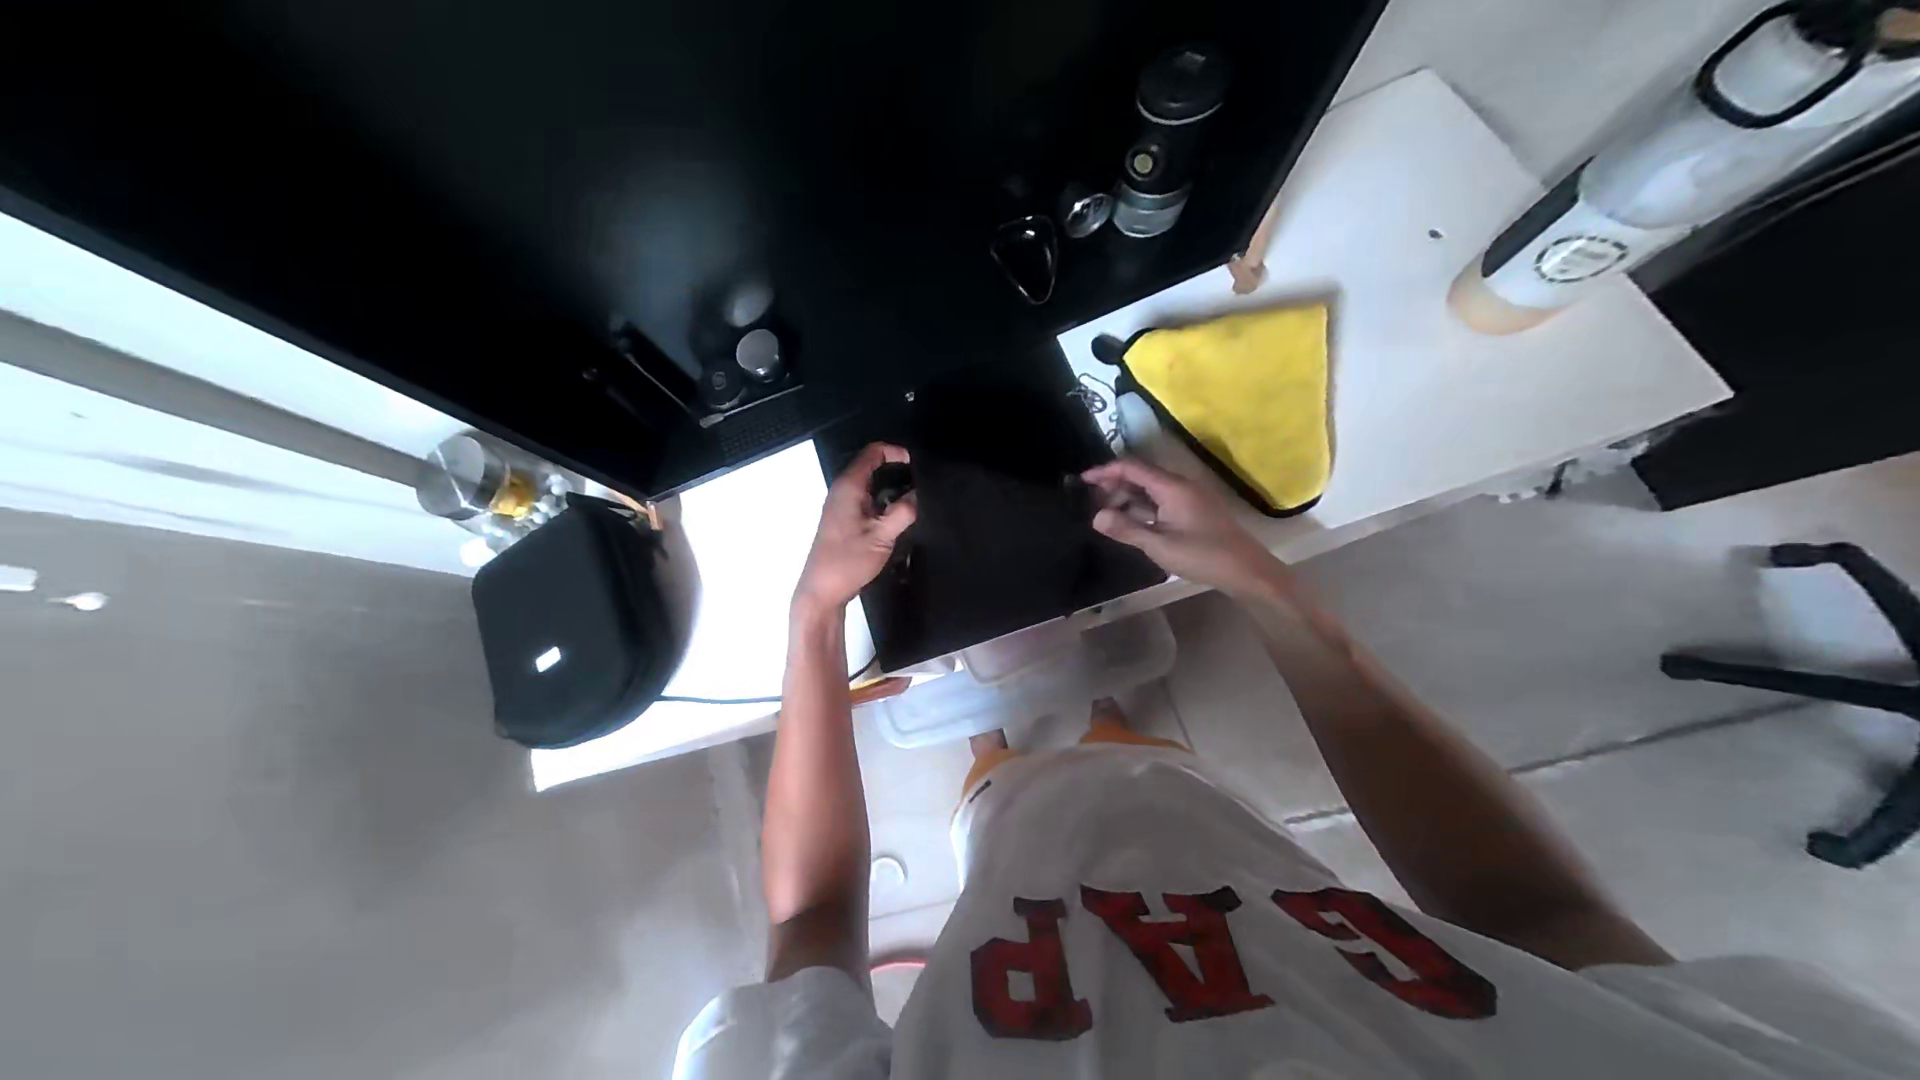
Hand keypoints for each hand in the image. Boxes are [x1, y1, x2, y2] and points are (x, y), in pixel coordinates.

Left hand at [794, 442, 916, 618]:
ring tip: (915, 498)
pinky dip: (883, 502)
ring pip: (869, 485)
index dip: (894, 451)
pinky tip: (898, 516)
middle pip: (870, 466)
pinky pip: (866, 500)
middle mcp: (842, 491)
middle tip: (920, 481)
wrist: (822, 590)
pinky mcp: (843, 520)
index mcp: (849, 487)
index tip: (916, 462)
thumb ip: (903, 512)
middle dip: (895, 469)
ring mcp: (841, 506)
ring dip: (890, 488)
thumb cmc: (848, 561)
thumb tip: (918, 496)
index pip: (871, 453)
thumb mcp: (882, 536)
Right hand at [1081, 458, 1290, 598]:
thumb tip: (1096, 517)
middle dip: (1114, 485)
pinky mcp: (1192, 511)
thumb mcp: (1159, 545)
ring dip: (1126, 498)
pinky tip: (1129, 522)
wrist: (1246, 570)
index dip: (1105, 471)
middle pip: (1140, 476)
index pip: (1132, 468)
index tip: (1083, 480)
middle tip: (1090, 501)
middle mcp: (1180, 485)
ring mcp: (1188, 498)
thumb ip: (1126, 529)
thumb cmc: (1203, 556)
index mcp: (1172, 487)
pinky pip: (1160, 501)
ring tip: (1106, 514)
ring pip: (1150, 490)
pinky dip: (1141, 507)